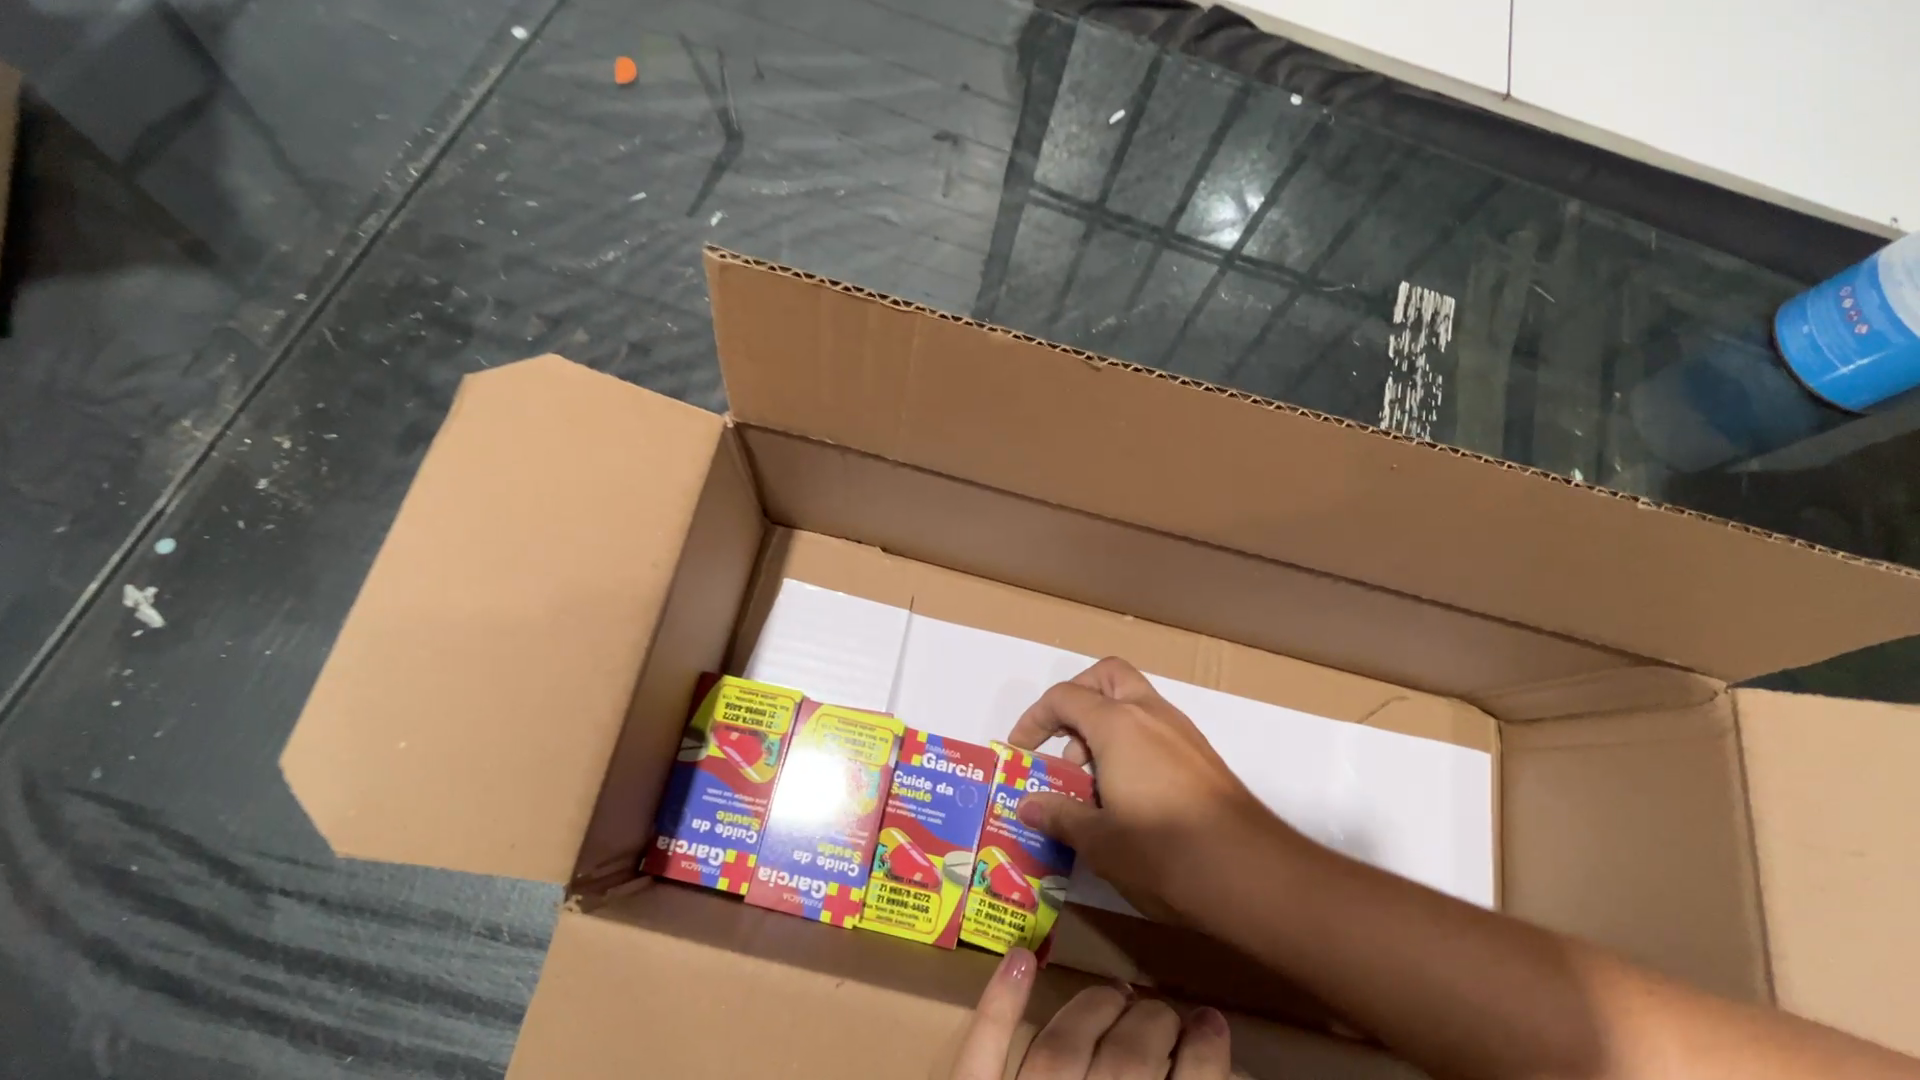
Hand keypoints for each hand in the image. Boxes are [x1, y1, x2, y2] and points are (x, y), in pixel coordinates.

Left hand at [951, 947, 1231, 1079]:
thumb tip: (1205, 1058)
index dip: (1208, 1055)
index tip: (1213, 1021)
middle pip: (1129, 1062)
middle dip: (1153, 1026)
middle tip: (1163, 1010)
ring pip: (1063, 1048)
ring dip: (1093, 1011)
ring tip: (1117, 992)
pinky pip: (981, 1054)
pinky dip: (999, 1005)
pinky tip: (1019, 959)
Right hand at [1007, 657, 1299, 921]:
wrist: (1249, 873)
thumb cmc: (1162, 851)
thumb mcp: (1097, 840)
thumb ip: (1058, 815)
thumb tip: (1026, 804)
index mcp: (1118, 724)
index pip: (1065, 697)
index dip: (1034, 719)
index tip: (1021, 752)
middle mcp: (1151, 715)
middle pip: (1106, 677)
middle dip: (1077, 700)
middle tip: (1062, 744)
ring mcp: (1182, 734)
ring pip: (1134, 703)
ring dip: (1104, 727)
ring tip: (1091, 784)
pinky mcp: (1202, 758)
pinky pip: (1155, 731)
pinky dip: (1131, 745)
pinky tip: (1127, 797)